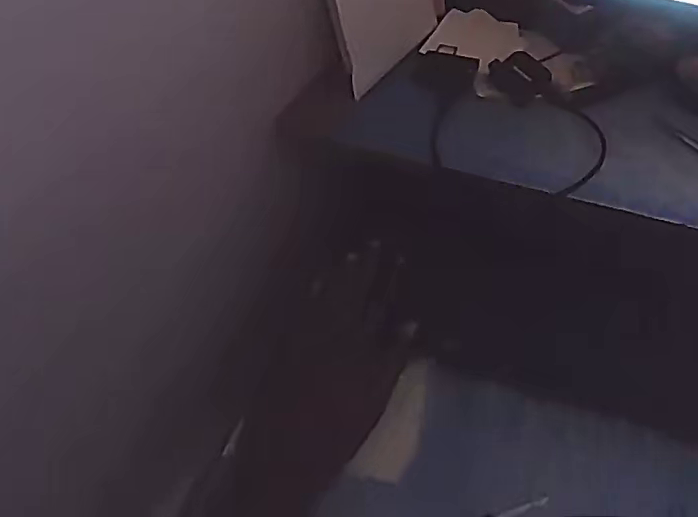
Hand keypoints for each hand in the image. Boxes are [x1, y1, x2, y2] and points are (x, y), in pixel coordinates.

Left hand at [223, 242, 416, 516]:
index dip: (389, 277)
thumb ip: (394, 357)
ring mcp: (307, 335)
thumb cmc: (339, 429)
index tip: (397, 255)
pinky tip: (318, 279)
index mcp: (359, 341)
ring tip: (351, 254)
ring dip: (340, 274)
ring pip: (328, 295)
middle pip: (353, 291)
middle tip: (373, 243)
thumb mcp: (376, 397)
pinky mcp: (286, 344)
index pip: (379, 300)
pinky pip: (302, 307)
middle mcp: (334, 330)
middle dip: (365, 266)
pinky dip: (312, 292)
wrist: (285, 454)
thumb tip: (412, 322)